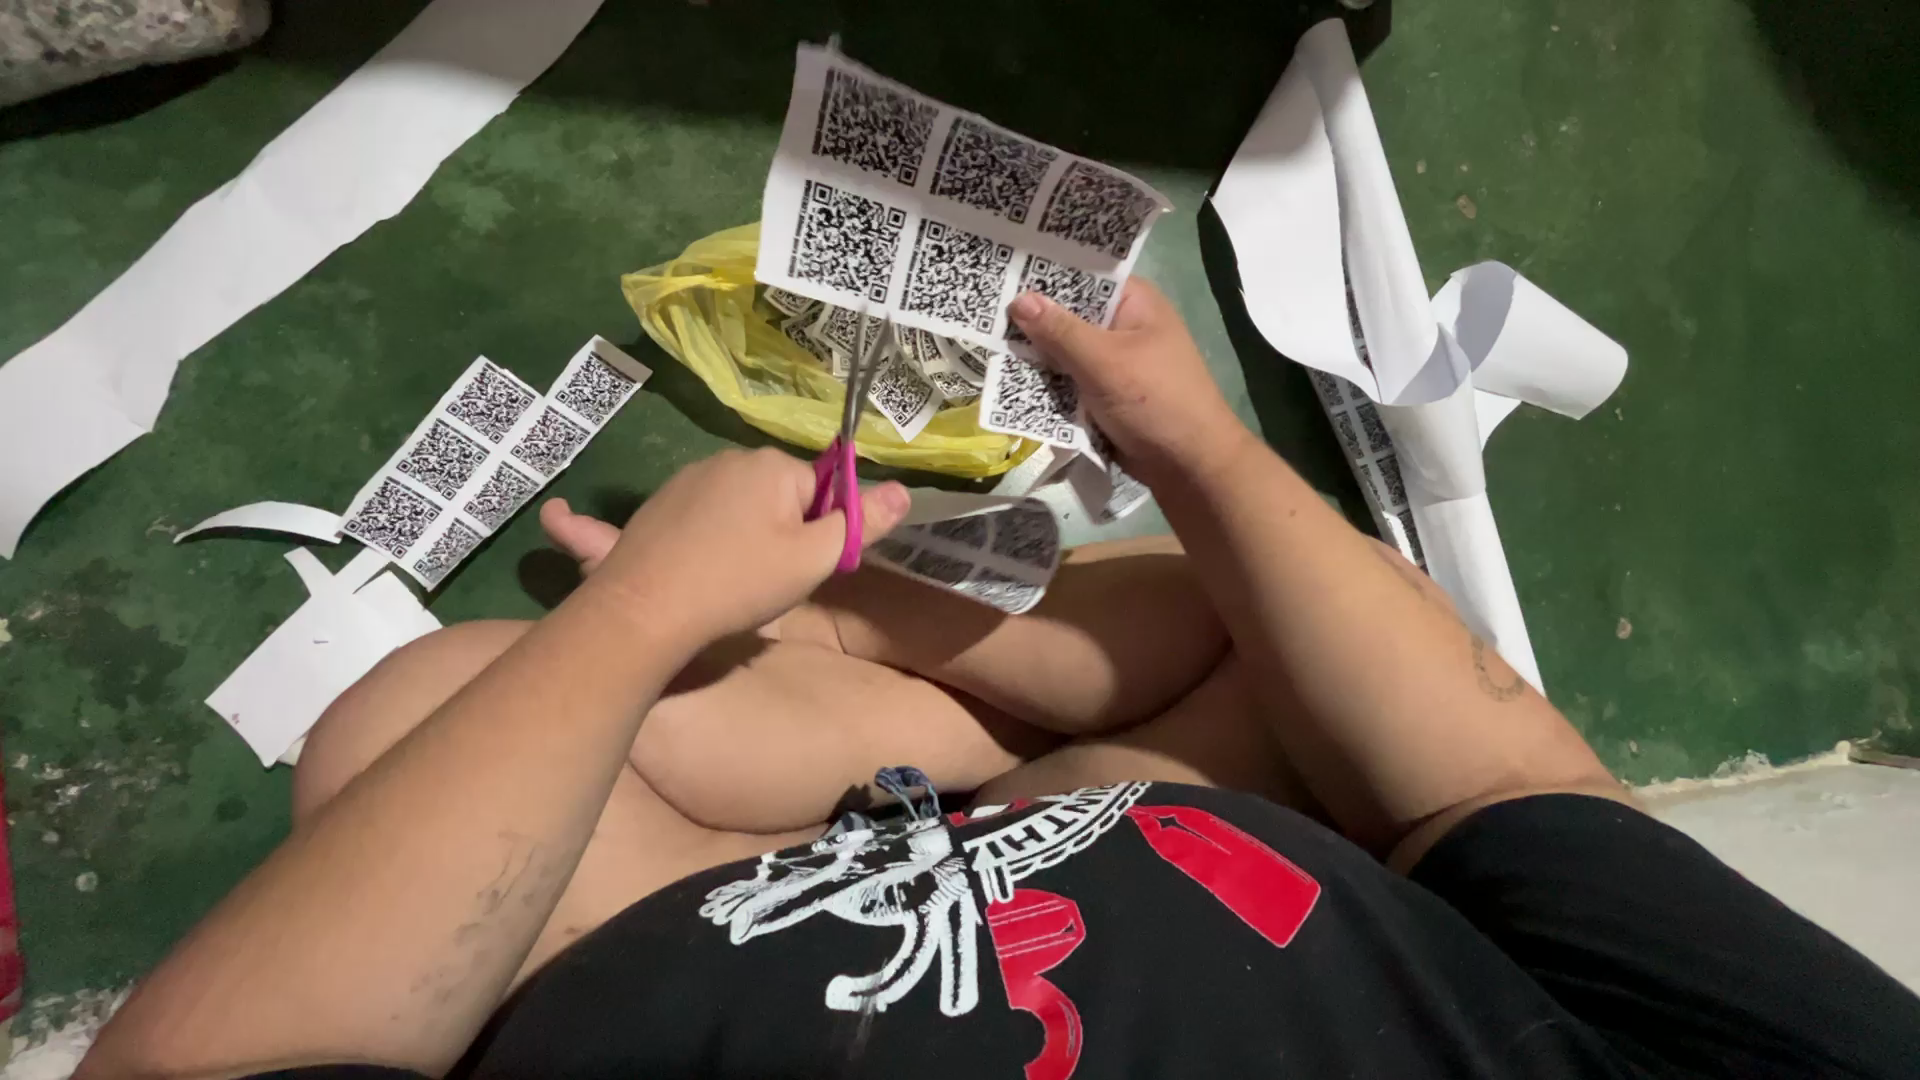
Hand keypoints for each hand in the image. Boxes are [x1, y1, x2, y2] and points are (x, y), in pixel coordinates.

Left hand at [556, 448, 909, 645]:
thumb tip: (905, 491)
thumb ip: (861, 523)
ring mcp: (689, 477)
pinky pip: (706, 514)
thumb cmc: (740, 582)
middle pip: (783, 494)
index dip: (819, 531)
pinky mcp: (660, 502)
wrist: (643, 609)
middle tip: (769, 577)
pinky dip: (712, 539)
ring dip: (748, 535)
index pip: (822, 490)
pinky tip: (701, 571)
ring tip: (732, 579)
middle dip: (784, 531)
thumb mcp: (815, 558)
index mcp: (774, 466)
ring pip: (743, 505)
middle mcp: (731, 458)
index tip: (800, 565)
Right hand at [1007, 280, 1254, 481]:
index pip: (1081, 276)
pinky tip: (1012, 385)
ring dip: (1037, 361)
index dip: (1043, 276)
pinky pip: (1069, 384)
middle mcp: (1122, 327)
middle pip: (1068, 317)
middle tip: (982, 320)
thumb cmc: (1154, 402)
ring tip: (987, 353)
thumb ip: (1060, 332)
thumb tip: (1018, 300)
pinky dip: (1049, 388)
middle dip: (1032, 325)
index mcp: (1133, 303)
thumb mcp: (1103, 362)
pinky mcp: (1105, 396)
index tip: (1000, 274)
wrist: (1188, 465)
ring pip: (1064, 354)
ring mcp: (1114, 364)